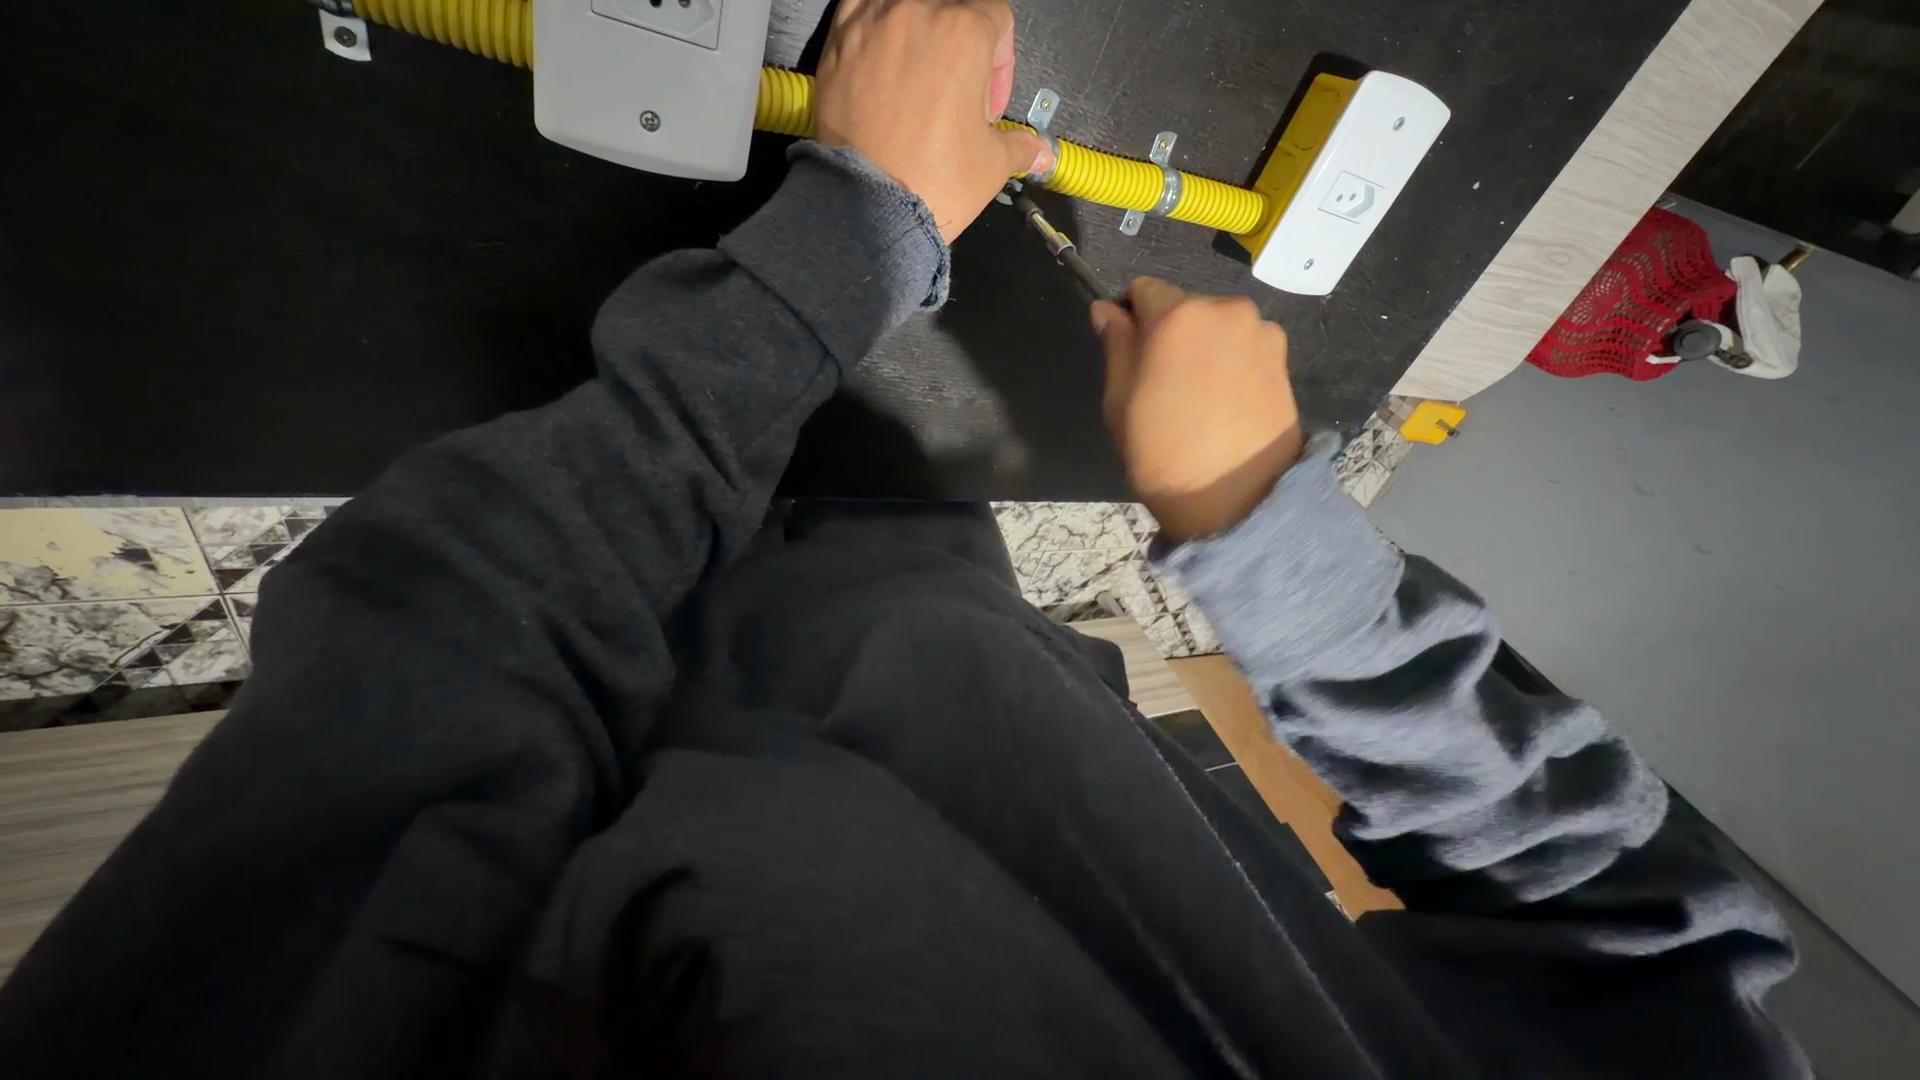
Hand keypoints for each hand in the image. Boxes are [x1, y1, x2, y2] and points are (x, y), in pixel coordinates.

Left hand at [814, 0, 1054, 243]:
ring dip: (917, 34)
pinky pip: (858, 10)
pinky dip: (873, 28)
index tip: (989, 110)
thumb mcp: (992, 165)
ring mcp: (871, 23)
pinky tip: (880, 64)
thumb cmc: (936, 182)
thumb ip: (1019, 145)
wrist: (868, 208)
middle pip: (950, 10)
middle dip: (961, 49)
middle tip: (956, 100)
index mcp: (964, 31)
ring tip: (916, 79)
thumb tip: (1039, 153)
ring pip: (904, 5)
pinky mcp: (837, 43)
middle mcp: (916, 11)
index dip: (1001, 65)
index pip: (996, 20)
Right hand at [1092, 279, 1304, 542]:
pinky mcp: (1283, 356)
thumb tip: (1106, 309)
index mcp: (1177, 314)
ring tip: (1198, 398)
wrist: (1237, 497)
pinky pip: (1244, 345)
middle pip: (1184, 306)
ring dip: (1203, 347)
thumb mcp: (1119, 401)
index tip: (1129, 353)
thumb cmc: (1162, 452)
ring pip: (1216, 326)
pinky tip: (1226, 402)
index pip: (1143, 290)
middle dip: (1170, 333)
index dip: (1130, 317)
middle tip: (1163, 384)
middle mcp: (1224, 309)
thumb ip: (1115, 346)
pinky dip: (1231, 362)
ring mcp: (1260, 330)